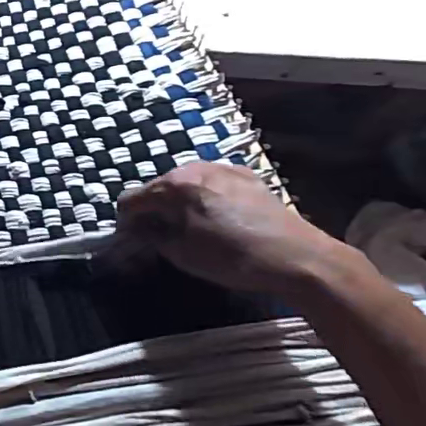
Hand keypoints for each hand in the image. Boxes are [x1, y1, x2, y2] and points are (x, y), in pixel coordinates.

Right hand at [115, 162, 357, 296]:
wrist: (299, 258)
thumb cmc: (232, 257)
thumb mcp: (182, 254)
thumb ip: (153, 235)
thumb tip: (142, 228)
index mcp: (174, 185)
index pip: (132, 198)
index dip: (126, 221)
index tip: (132, 239)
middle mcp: (194, 167)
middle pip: (159, 187)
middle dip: (155, 208)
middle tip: (162, 235)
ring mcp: (223, 168)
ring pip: (187, 183)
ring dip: (181, 202)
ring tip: (192, 227)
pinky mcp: (247, 176)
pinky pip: (212, 183)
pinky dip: (206, 197)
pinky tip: (219, 219)